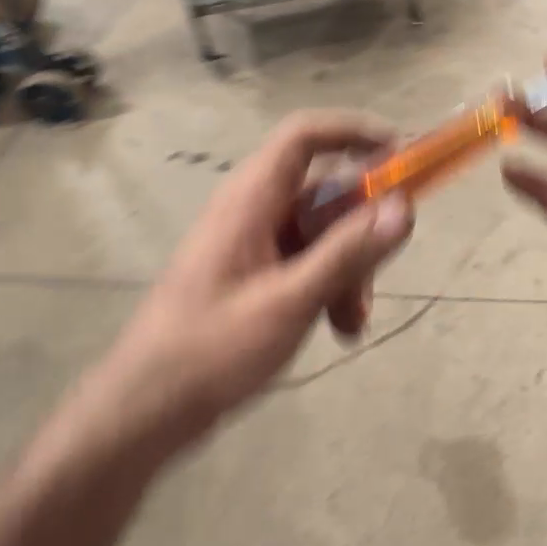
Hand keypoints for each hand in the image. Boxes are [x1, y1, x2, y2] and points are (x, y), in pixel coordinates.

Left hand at [75, 111, 415, 459]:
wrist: (142, 413)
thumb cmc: (211, 350)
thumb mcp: (290, 301)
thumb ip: (349, 252)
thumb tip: (404, 207)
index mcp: (251, 199)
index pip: (305, 135)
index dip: (354, 132)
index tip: (402, 155)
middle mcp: (253, 210)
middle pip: (326, 191)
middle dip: (363, 227)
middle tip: (386, 261)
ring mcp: (253, 243)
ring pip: (323, 231)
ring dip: (350, 267)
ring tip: (354, 320)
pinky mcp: (254, 275)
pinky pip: (307, 261)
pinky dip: (330, 286)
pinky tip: (339, 328)